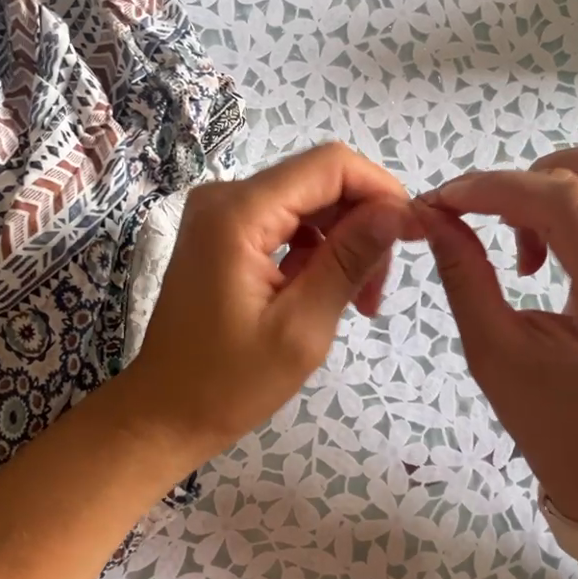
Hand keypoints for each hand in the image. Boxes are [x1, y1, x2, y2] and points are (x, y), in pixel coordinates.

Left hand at [127, 143, 415, 462]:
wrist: (165, 412)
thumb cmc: (228, 383)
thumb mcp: (301, 327)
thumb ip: (349, 260)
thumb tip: (398, 209)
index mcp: (238, 213)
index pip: (329, 165)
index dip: (381, 190)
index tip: (412, 236)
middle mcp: (225, 197)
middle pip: (319, 181)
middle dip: (363, 223)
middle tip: (378, 290)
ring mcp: (220, 214)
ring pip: (308, 202)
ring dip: (343, 241)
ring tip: (358, 300)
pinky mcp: (223, 233)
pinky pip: (285, 221)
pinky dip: (315, 250)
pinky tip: (323, 292)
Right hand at [416, 142, 577, 527]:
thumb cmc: (546, 417)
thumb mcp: (490, 350)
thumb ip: (463, 273)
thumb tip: (431, 212)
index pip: (569, 203)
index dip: (498, 186)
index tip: (443, 200)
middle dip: (520, 185)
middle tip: (476, 222)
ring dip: (554, 184)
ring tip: (517, 235)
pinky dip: (571, 199)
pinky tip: (542, 245)